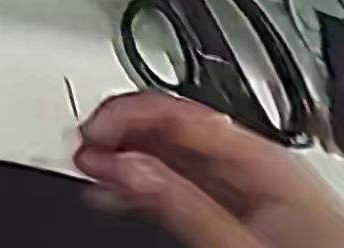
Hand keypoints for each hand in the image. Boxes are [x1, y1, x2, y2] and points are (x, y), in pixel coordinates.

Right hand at [75, 93, 343, 247]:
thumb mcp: (247, 243)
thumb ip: (183, 202)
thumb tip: (120, 160)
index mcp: (261, 158)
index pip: (171, 109)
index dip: (120, 113)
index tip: (88, 134)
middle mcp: (252, 161)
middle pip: (163, 123)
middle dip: (114, 132)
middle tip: (82, 149)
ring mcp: (246, 183)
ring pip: (164, 147)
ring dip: (121, 154)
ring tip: (93, 169)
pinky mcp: (239, 205)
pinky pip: (175, 173)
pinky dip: (139, 175)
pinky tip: (117, 186)